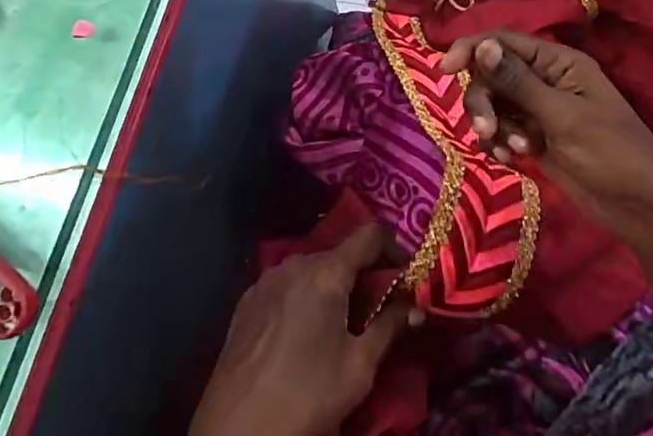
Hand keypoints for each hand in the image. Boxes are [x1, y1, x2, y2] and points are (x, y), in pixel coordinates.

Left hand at [191, 224, 414, 435]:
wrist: (237, 427)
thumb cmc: (307, 395)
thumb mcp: (359, 367)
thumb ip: (389, 327)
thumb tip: (415, 307)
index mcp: (326, 272)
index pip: (370, 235)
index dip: (394, 248)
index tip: (406, 274)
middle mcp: (295, 263)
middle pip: (340, 254)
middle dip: (364, 274)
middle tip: (378, 309)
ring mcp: (267, 278)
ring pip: (311, 269)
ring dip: (332, 286)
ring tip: (340, 324)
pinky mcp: (248, 298)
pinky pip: (286, 284)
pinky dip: (304, 296)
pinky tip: (303, 332)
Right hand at [442, 31, 652, 229]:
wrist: (643, 212)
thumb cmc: (612, 155)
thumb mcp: (563, 117)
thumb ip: (518, 82)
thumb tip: (483, 46)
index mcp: (559, 62)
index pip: (504, 41)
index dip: (471, 49)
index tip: (444, 69)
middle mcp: (546, 78)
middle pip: (492, 73)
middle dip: (482, 99)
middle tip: (484, 128)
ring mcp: (539, 109)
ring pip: (493, 102)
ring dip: (491, 123)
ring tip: (509, 149)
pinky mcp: (535, 136)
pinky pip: (501, 128)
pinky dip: (497, 141)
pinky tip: (509, 158)